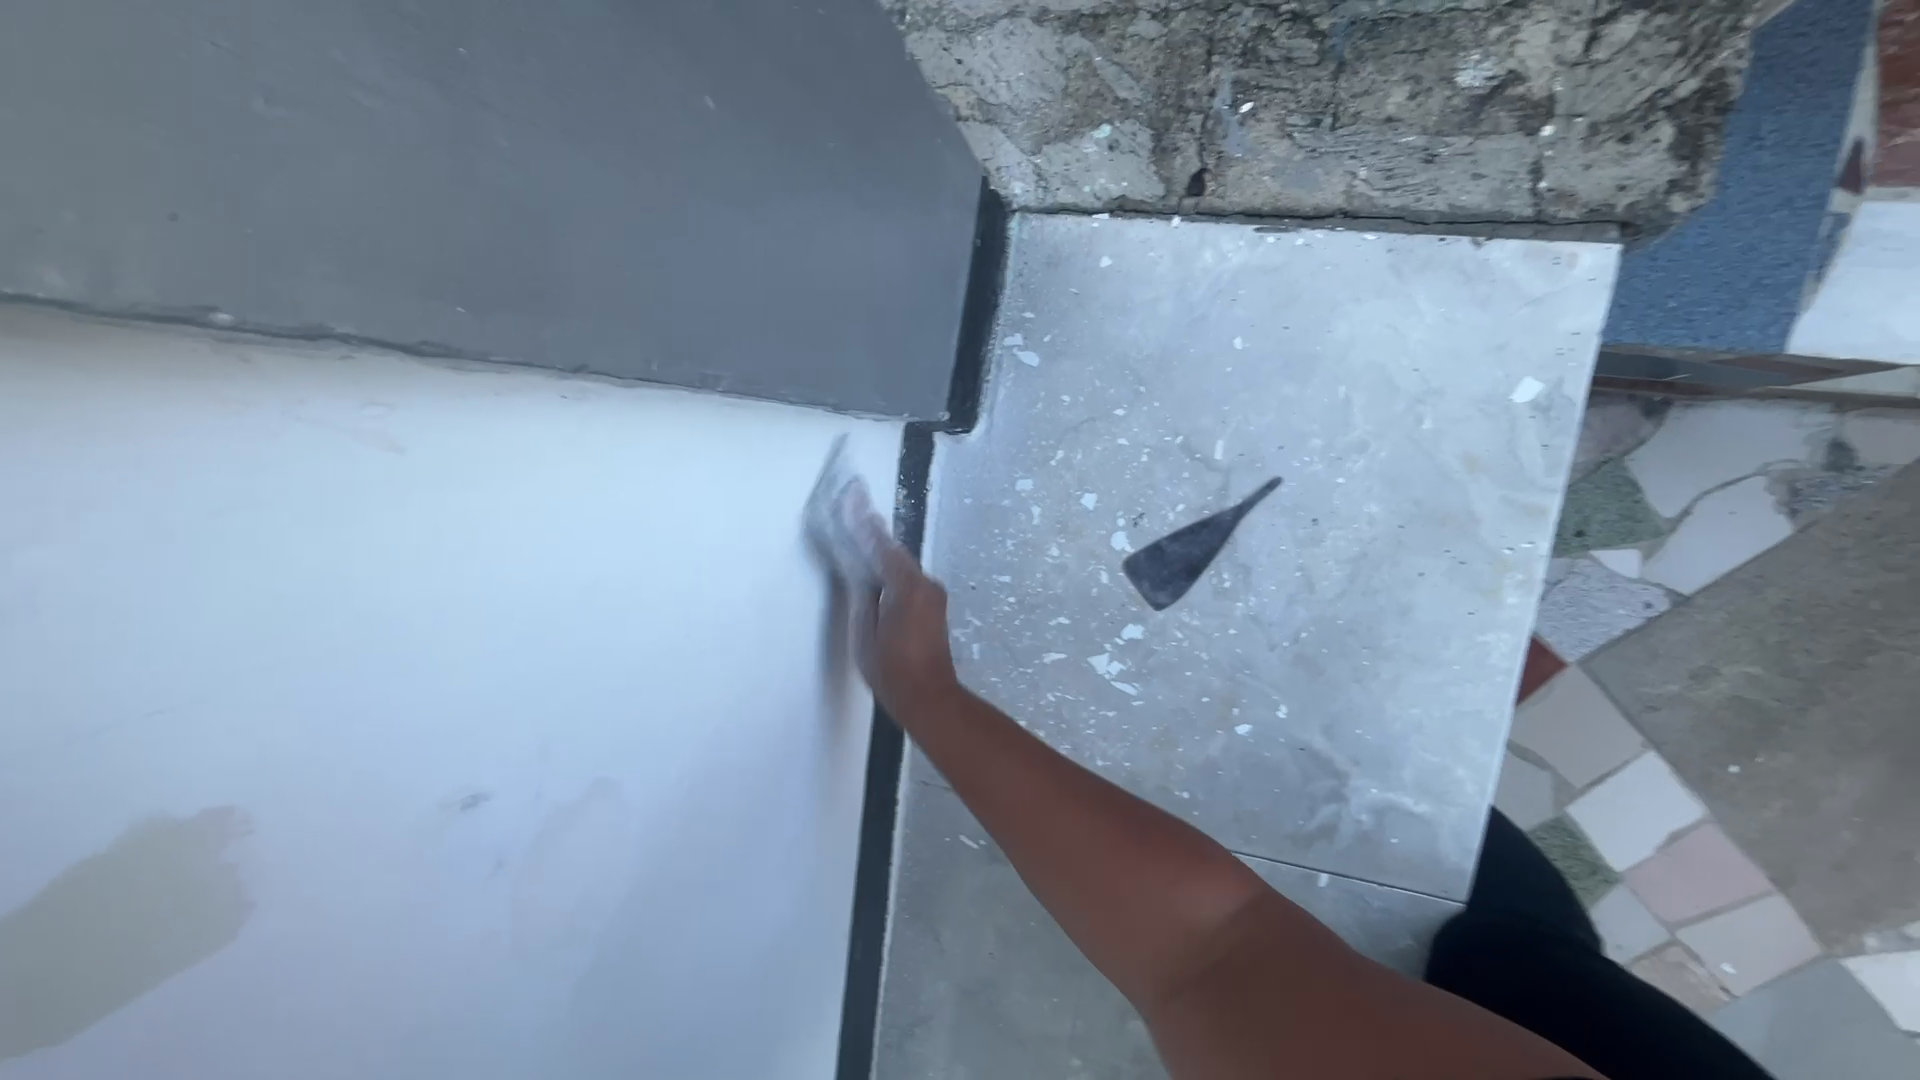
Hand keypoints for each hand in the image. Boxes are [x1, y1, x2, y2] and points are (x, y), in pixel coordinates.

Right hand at [854, 518, 961, 717]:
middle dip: (871, 530)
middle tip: (852, 502)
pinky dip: (890, 569)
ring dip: (880, 550)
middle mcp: (924, 583)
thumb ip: (864, 598)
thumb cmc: (892, 670)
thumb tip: (863, 575)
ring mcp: (932, 593)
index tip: (852, 495)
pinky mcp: (932, 605)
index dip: (863, 521)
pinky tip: (875, 567)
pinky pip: (906, 579)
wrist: (929, 697)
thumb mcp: (865, 634)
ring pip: (900, 565)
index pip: (880, 545)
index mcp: (906, 586)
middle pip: (892, 551)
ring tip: (858, 528)